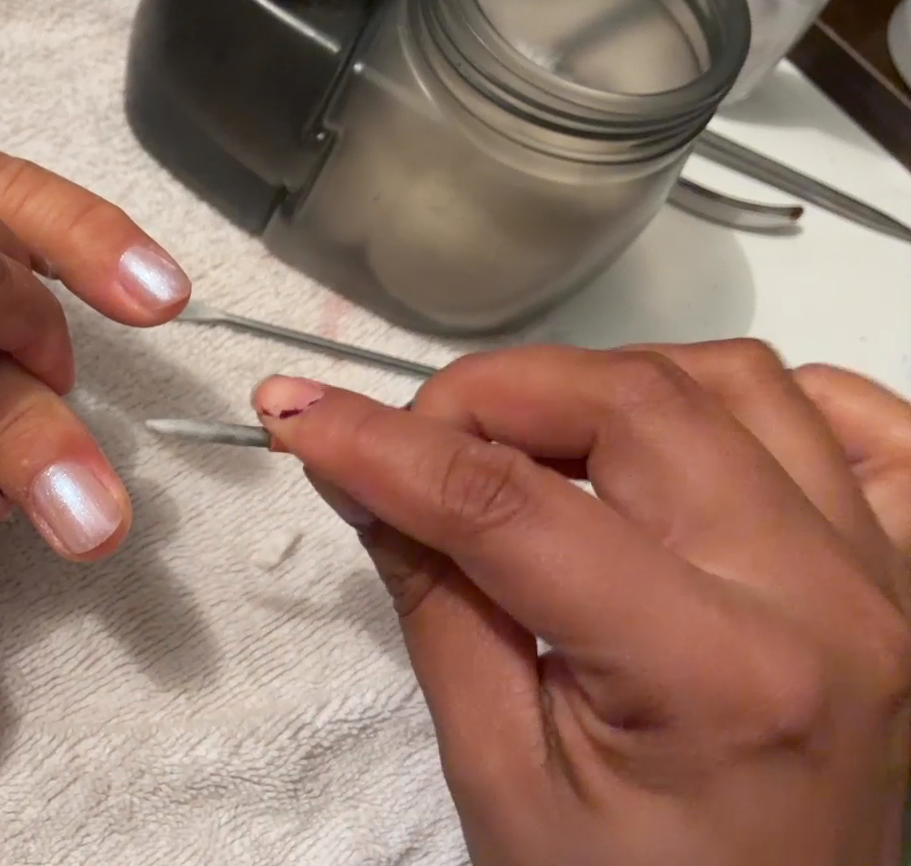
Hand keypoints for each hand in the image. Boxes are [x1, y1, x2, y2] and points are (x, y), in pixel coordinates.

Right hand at [253, 342, 910, 864]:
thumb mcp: (488, 754)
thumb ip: (425, 589)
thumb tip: (342, 463)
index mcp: (718, 675)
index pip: (504, 505)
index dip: (376, 441)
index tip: (285, 408)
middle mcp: (832, 599)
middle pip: (630, 401)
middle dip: (477, 396)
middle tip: (408, 449)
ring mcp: (899, 572)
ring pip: (727, 378)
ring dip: (586, 389)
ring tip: (518, 452)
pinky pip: (852, 414)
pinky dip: (741, 397)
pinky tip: (667, 445)